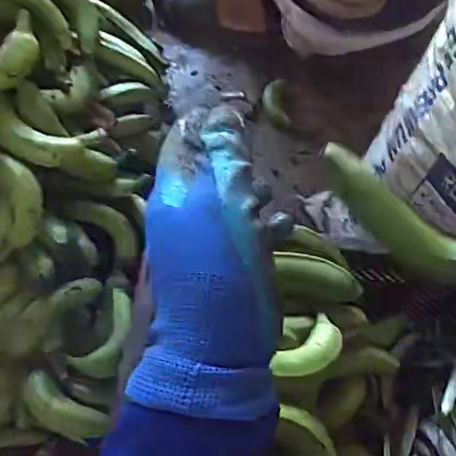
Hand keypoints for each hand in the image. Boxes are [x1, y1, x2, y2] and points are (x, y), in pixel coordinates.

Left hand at [123, 103, 279, 420]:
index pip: (183, 140)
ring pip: (232, 197)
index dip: (209, 122)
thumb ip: (223, 159)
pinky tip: (281, 227)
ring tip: (268, 201)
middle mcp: (186, 211)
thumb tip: (221, 112)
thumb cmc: (221, 270)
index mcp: (174, 194)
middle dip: (237, 159)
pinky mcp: (230, 261)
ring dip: (253, 191)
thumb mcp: (223, 206)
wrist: (221, 345)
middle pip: (211, 166)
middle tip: (259, 162)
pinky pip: (248, 228)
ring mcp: (207, 239)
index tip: (243, 111)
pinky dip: (265, 223)